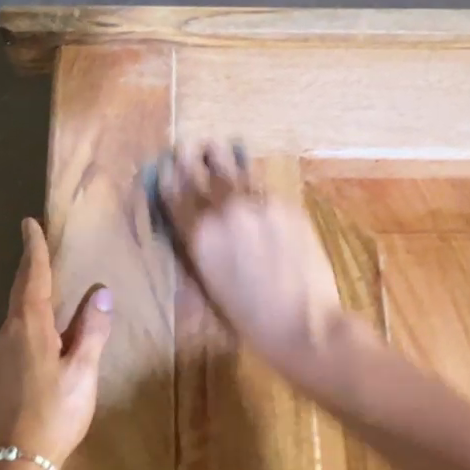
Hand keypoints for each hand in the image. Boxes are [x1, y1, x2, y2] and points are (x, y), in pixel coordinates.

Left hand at [0, 218, 112, 467]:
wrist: (17, 458)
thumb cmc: (54, 412)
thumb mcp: (82, 371)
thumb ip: (92, 330)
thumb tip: (102, 291)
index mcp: (30, 326)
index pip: (34, 278)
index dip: (34, 250)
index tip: (29, 224)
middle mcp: (10, 333)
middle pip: (21, 291)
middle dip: (30, 266)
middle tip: (36, 243)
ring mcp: (2, 354)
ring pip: (16, 311)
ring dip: (28, 290)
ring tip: (41, 278)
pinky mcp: (2, 372)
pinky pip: (16, 329)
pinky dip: (27, 314)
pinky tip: (38, 324)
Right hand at [157, 141, 351, 381]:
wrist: (303, 322)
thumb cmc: (249, 320)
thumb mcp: (209, 289)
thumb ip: (197, 254)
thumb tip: (192, 233)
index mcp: (198, 237)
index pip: (174, 194)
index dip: (168, 175)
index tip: (166, 164)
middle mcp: (223, 212)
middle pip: (201, 171)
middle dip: (192, 158)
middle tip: (188, 148)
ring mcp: (257, 204)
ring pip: (233, 168)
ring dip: (221, 157)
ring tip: (215, 147)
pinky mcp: (285, 205)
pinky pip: (261, 186)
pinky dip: (250, 180)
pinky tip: (247, 174)